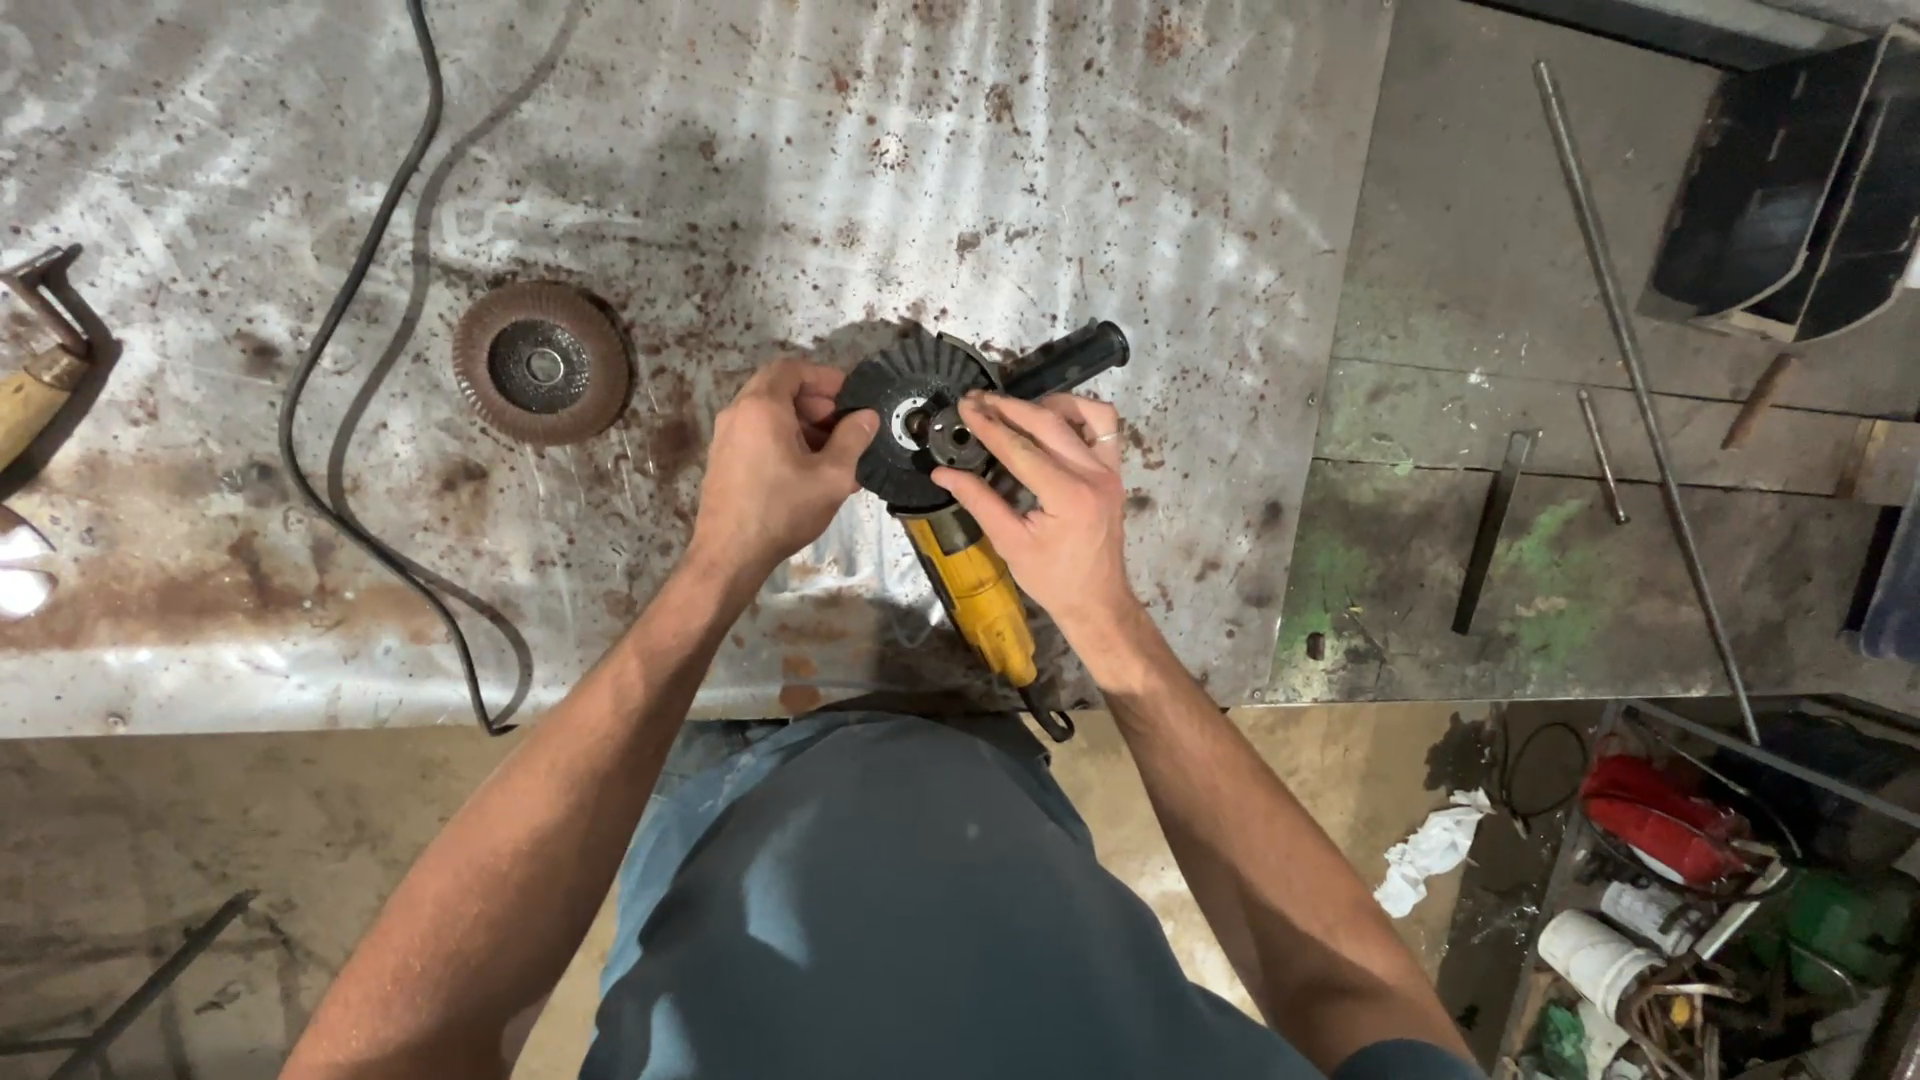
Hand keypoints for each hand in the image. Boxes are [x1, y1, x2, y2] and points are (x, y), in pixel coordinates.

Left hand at [689, 359, 877, 579]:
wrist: (730, 554)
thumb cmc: (783, 509)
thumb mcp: (831, 476)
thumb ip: (853, 439)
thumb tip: (867, 416)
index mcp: (761, 407)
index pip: (792, 369)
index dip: (824, 376)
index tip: (850, 396)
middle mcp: (737, 413)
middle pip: (778, 389)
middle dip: (816, 403)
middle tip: (844, 425)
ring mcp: (726, 438)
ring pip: (769, 415)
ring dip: (803, 425)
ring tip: (834, 454)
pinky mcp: (723, 462)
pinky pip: (758, 436)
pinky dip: (784, 441)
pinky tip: (809, 473)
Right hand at [931, 391, 1138, 637]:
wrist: (1096, 599)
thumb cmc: (1052, 579)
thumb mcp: (1009, 543)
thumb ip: (979, 501)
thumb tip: (942, 474)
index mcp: (1068, 496)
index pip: (1021, 449)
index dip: (989, 426)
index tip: (966, 408)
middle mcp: (1094, 475)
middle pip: (1049, 423)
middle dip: (1009, 407)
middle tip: (977, 399)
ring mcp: (1110, 471)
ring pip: (1085, 414)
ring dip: (1048, 403)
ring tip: (1016, 408)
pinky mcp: (1115, 472)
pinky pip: (1104, 427)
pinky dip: (1080, 414)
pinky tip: (1053, 419)